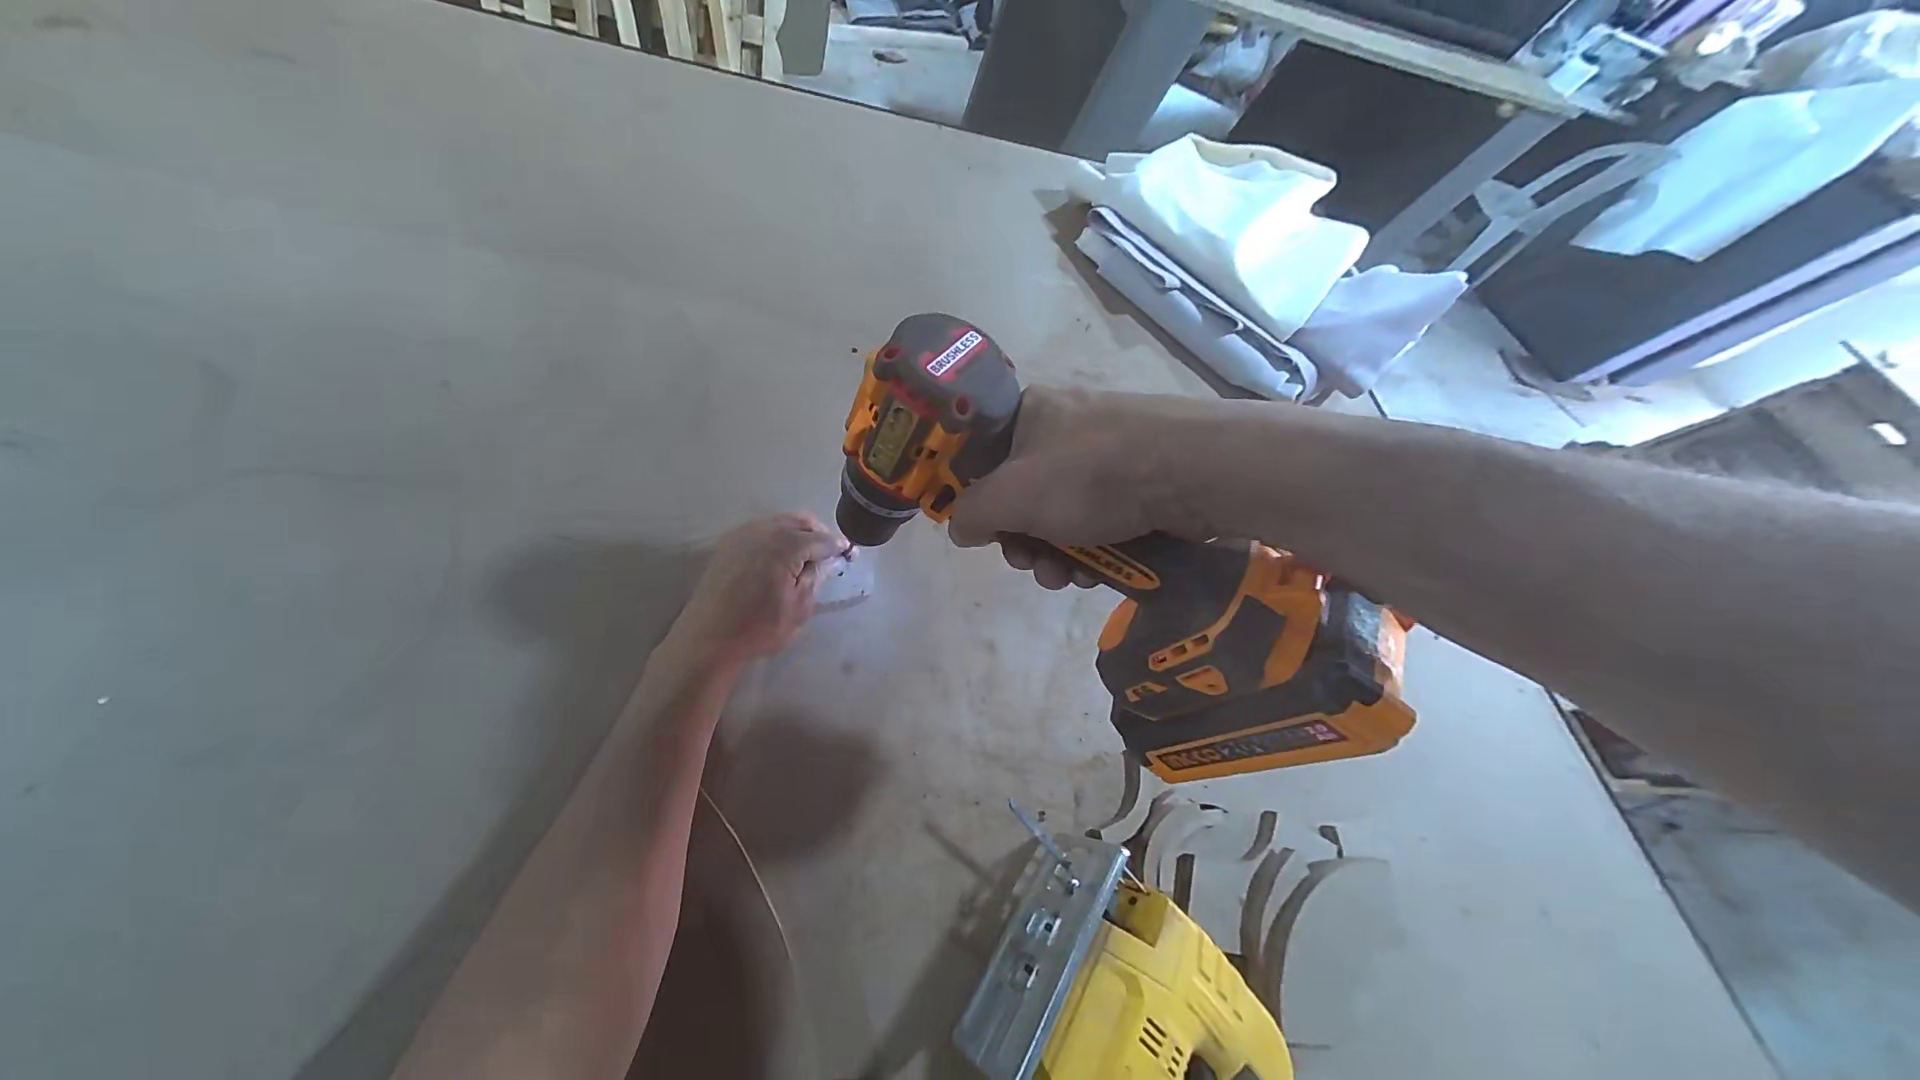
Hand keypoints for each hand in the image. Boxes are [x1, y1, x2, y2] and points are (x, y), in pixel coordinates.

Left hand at [669, 512, 847, 667]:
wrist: (708, 639)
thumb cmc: (759, 627)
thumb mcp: (800, 607)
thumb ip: (816, 576)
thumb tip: (826, 559)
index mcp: (785, 545)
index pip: (821, 539)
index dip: (838, 546)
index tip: (850, 554)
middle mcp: (763, 531)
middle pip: (799, 521)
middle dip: (818, 533)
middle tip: (829, 553)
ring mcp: (741, 535)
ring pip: (778, 523)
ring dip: (796, 533)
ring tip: (806, 555)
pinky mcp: (727, 545)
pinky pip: (760, 530)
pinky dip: (776, 537)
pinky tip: (779, 557)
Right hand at [946, 387, 1205, 589]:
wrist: (1192, 472)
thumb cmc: (1089, 476)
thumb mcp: (1011, 497)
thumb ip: (972, 514)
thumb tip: (960, 528)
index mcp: (1028, 414)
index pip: (983, 457)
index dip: (978, 500)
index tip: (987, 534)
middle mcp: (1064, 429)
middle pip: (1022, 495)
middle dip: (1021, 541)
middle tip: (1029, 563)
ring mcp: (1105, 455)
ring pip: (1060, 515)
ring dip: (1054, 555)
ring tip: (1066, 578)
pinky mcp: (1137, 481)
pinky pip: (1097, 520)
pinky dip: (1090, 550)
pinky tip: (1096, 572)